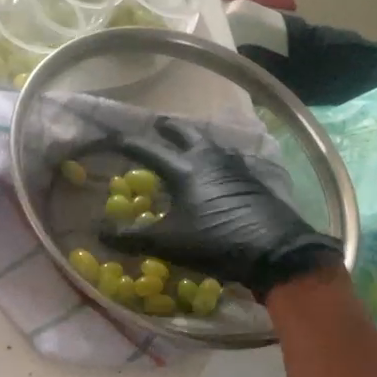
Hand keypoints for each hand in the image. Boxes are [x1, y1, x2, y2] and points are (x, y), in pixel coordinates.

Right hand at [99, 117, 342, 302]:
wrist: (276, 250)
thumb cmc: (216, 242)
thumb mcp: (168, 243)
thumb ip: (132, 237)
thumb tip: (99, 233)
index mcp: (184, 169)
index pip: (147, 149)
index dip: (125, 143)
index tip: (109, 138)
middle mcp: (208, 159)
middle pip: (184, 133)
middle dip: (167, 128)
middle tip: (155, 127)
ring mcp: (234, 167)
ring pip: (208, 143)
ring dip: (192, 139)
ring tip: (184, 143)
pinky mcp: (251, 179)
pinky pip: (226, 158)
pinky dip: (212, 156)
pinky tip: (214, 168)